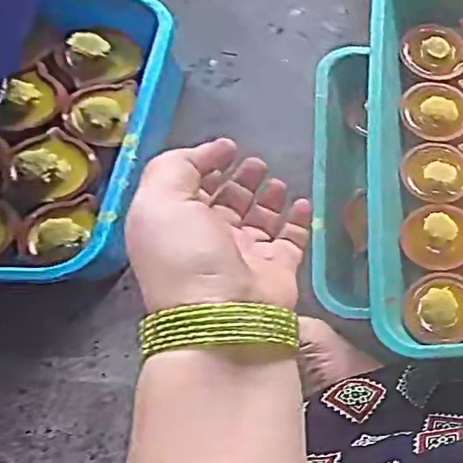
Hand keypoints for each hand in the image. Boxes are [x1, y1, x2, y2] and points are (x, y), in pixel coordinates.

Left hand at [125, 138, 310, 312]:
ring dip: (268, 196)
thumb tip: (212, 151)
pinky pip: (293, 238)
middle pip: (227, 201)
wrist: (227, 315)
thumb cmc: (187, 256)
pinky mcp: (279, 266)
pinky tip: (302, 202)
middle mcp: (209, 238)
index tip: (228, 147)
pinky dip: (299, 219)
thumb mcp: (161, 201)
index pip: (190, 186)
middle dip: (240, 179)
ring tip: (276, 180)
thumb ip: (177, 166)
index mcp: (175, 222)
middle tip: (257, 163)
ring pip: (260, 218)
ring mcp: (246, 254)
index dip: (205, 163)